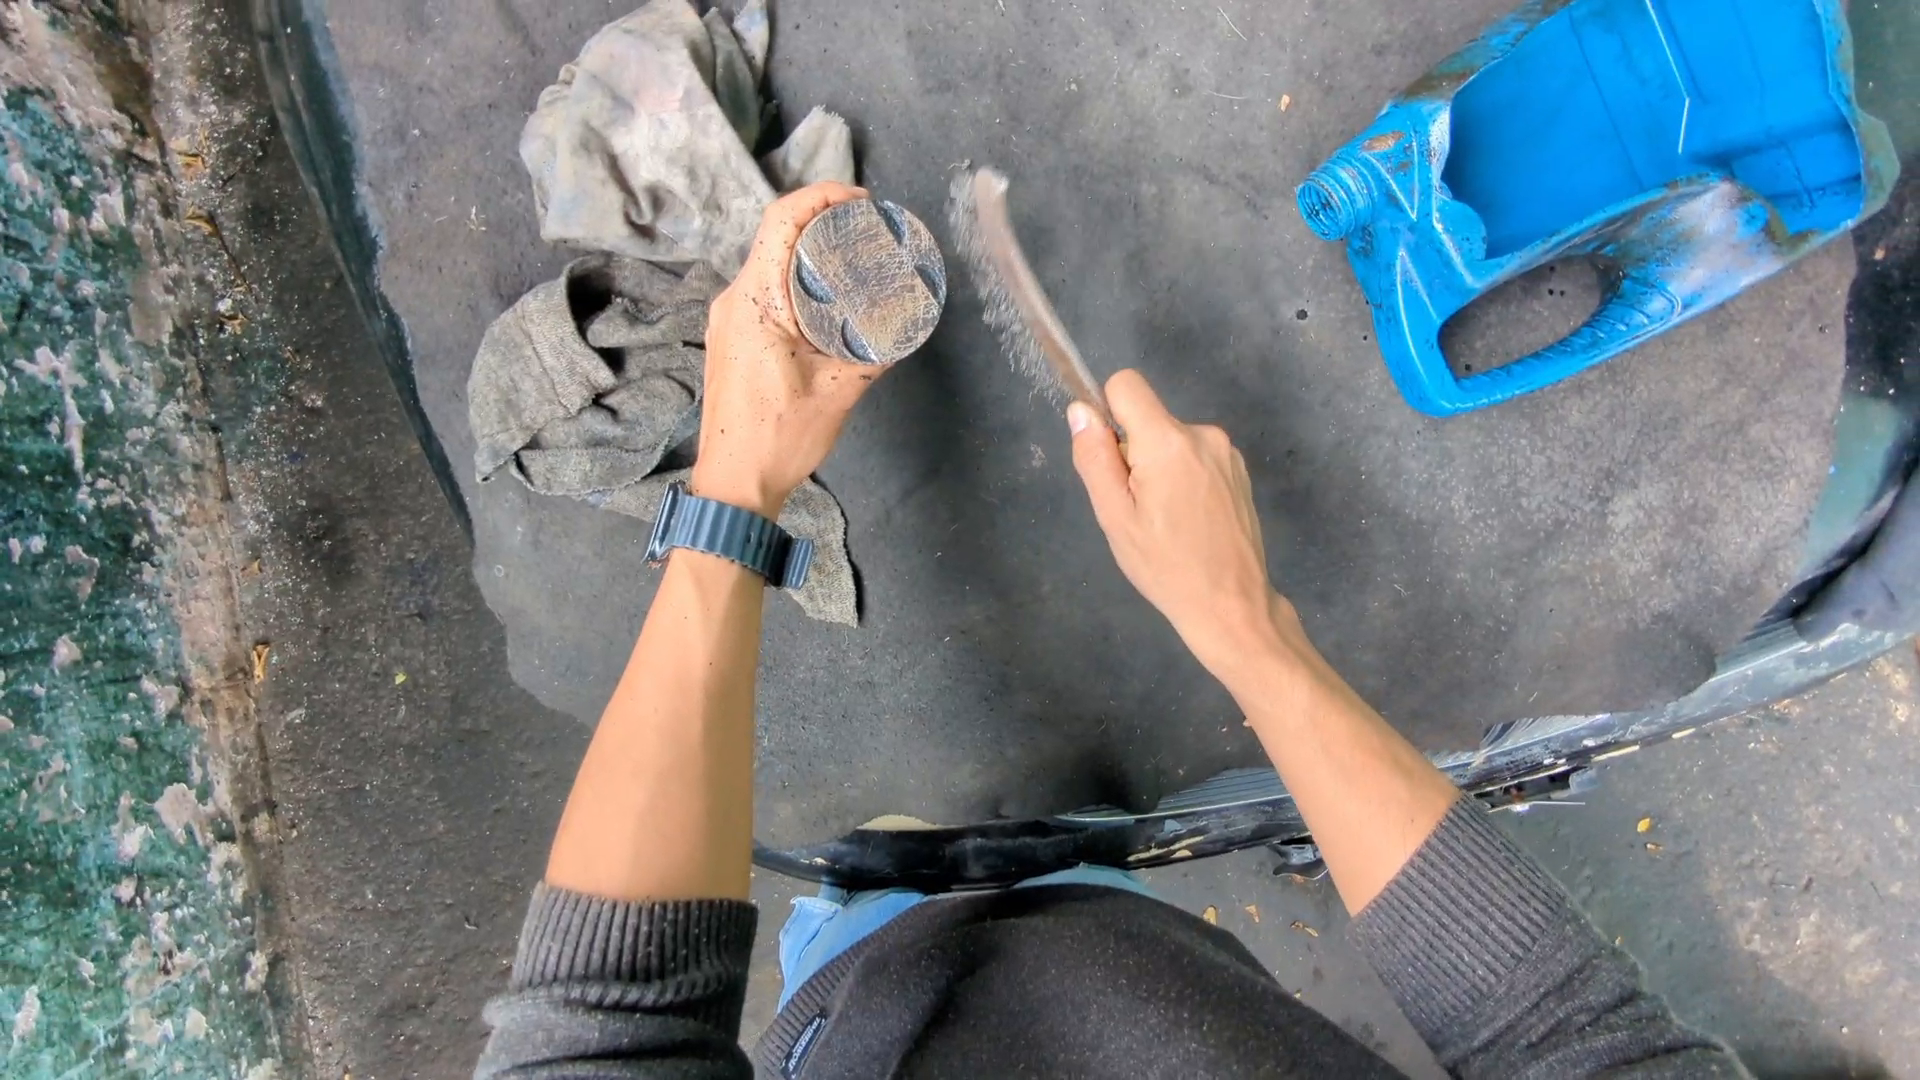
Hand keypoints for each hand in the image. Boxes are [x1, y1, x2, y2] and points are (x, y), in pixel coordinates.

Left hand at [693, 182, 887, 517]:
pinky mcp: (730, 338)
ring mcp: (726, 320)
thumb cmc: (780, 439)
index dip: (821, 197)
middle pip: (774, 237)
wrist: (733, 483)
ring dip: (808, 255)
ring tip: (853, 261)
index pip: (780, 221)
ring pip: (768, 265)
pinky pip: (763, 292)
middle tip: (867, 232)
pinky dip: (795, 283)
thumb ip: (872, 355)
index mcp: (754, 303)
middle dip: (822, 224)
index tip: (860, 201)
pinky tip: (824, 299)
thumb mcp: (838, 393)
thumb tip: (903, 327)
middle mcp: (732, 300)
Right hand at [1069, 371, 1304, 681]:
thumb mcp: (1115, 517)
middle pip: (1148, 419)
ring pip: (1171, 440)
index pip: (1126, 384)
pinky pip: (1195, 456)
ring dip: (1159, 468)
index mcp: (1167, 441)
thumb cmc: (1164, 566)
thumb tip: (1081, 411)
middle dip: (1134, 453)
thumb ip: (1095, 458)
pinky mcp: (1239, 470)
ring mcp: (1226, 452)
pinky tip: (1189, 520)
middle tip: (1138, 508)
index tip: (1110, 456)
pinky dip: (1184, 478)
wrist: (1231, 603)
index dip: (1107, 412)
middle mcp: (1202, 434)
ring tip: (1165, 519)